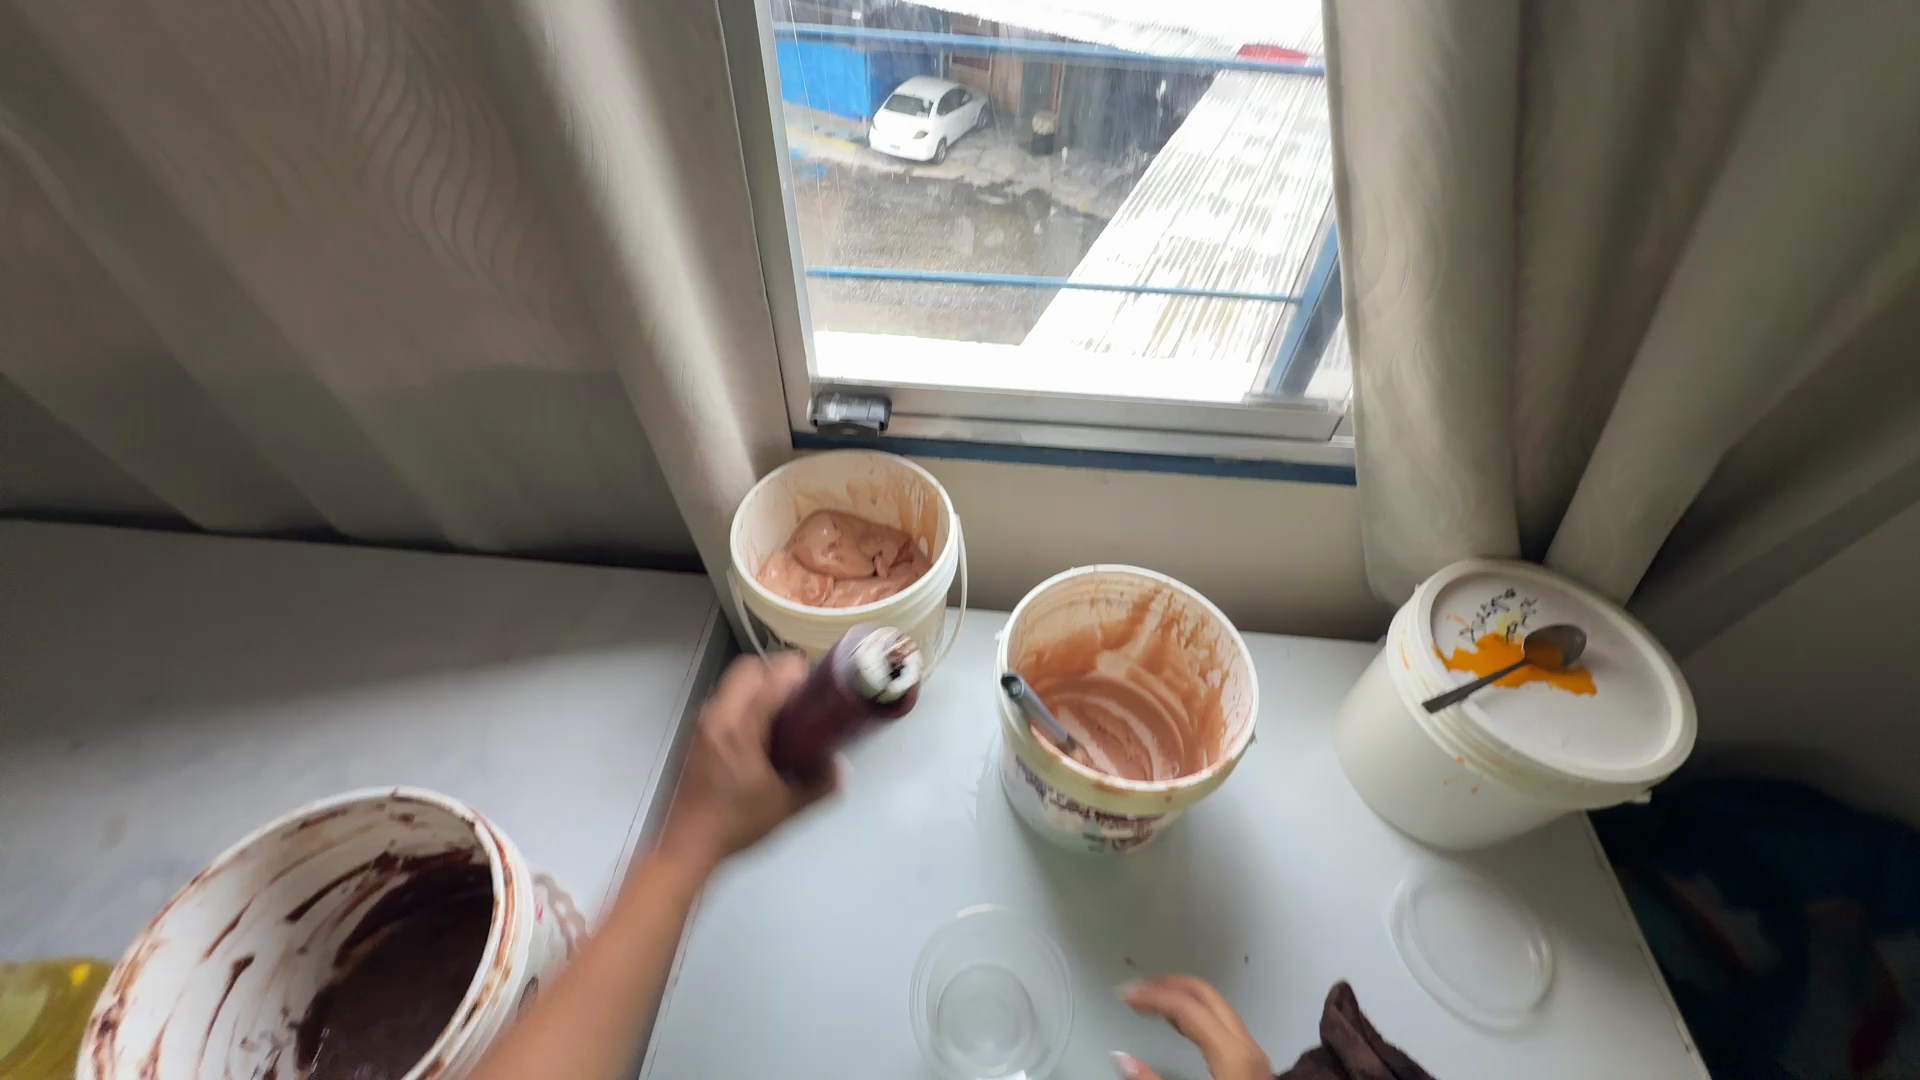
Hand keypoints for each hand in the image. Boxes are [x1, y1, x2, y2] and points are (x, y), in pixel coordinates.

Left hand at [654, 653, 838, 872]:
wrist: (685, 848)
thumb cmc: (735, 824)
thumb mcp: (786, 807)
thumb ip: (820, 785)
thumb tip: (842, 768)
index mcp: (740, 729)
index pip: (771, 679)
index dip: (798, 672)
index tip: (819, 681)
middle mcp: (717, 716)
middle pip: (748, 668)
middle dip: (777, 670)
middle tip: (801, 691)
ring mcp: (702, 723)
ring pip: (733, 682)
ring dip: (760, 683)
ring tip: (784, 708)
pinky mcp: (695, 735)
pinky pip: (724, 700)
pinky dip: (745, 699)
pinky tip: (761, 729)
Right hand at [1114, 975, 1271, 1079]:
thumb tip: (1121, 1058)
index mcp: (1232, 1053)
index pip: (1185, 1006)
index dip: (1152, 995)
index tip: (1125, 995)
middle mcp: (1246, 1045)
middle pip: (1204, 993)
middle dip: (1167, 984)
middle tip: (1137, 989)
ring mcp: (1254, 1054)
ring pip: (1215, 1005)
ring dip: (1180, 996)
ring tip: (1151, 1001)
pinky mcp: (1253, 1066)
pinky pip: (1221, 1023)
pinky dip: (1194, 1013)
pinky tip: (1177, 1024)